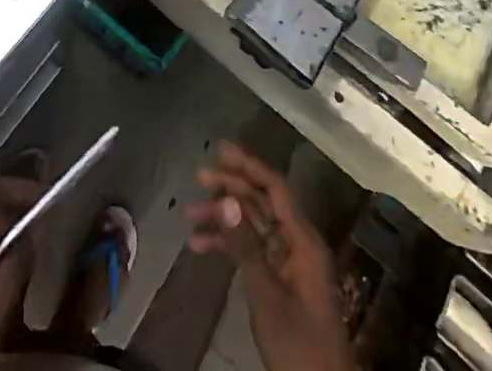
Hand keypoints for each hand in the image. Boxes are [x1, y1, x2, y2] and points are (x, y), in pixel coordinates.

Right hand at [187, 143, 353, 370]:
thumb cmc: (298, 343)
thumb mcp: (267, 295)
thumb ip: (246, 246)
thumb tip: (225, 198)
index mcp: (303, 240)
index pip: (275, 188)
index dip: (249, 164)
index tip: (220, 149)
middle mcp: (297, 242)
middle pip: (262, 201)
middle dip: (230, 187)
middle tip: (198, 178)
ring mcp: (289, 261)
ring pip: (253, 224)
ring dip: (223, 218)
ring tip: (189, 214)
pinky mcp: (280, 279)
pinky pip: (252, 249)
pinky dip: (228, 245)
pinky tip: (199, 246)